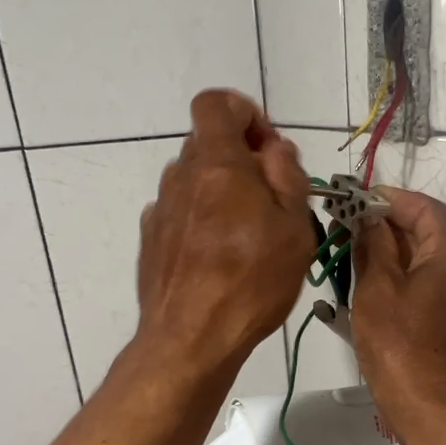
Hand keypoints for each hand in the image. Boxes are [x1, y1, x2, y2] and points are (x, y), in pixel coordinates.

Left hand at [135, 90, 311, 374]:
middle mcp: (180, 178)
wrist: (191, 340)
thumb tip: (275, 151)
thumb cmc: (252, 283)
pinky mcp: (151, 244)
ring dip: (221, 197)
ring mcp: (160, 211)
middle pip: (208, 147)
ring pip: (195, 185)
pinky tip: (219, 263)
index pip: (216, 104)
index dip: (245, 114)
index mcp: (216, 163)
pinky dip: (201, 226)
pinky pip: (181, 217)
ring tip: (247, 241)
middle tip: (270, 204)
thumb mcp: (294, 229)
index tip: (268, 151)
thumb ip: (287, 178)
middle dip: (240, 163)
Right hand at [349, 187, 445, 413]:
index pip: (424, 208)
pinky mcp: (443, 313)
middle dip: (387, 221)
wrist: (421, 400)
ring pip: (421, 255)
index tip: (356, 199)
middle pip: (425, 229)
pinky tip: (366, 275)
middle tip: (348, 222)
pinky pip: (421, 278)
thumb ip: (373, 245)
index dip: (390, 198)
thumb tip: (367, 218)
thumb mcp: (377, 287)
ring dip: (389, 246)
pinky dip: (396, 269)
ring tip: (351, 245)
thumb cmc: (396, 343)